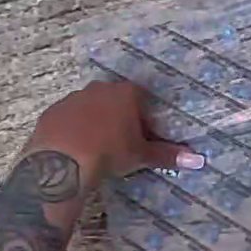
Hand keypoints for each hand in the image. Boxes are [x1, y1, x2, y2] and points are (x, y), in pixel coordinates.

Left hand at [26, 81, 203, 186]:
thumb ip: (168, 155)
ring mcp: (73, 98)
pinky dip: (74, 128)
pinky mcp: (52, 111)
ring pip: (90, 106)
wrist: (62, 162)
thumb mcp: (141, 155)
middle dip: (120, 116)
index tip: (144, 134)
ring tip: (98, 147)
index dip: (145, 115)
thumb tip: (198, 160)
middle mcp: (99, 89)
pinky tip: (76, 147)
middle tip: (123, 142)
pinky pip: (68, 117)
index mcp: (125, 94)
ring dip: (96, 121)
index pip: (142, 97)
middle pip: (115, 99)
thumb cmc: (110, 152)